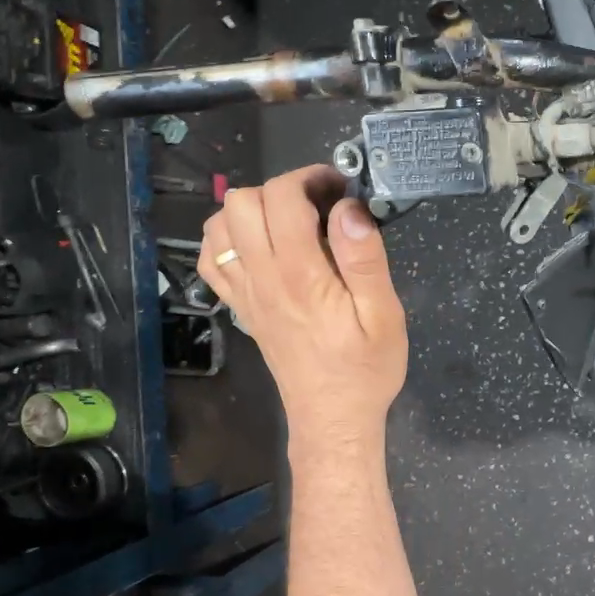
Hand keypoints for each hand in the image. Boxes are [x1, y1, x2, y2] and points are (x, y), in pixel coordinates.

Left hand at [198, 166, 406, 441]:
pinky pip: (210, 258)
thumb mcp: (384, 316)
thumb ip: (365, 259)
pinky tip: (261, 247)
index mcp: (300, 275)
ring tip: (293, 224)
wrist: (333, 416)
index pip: (282, 198)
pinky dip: (228, 238)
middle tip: (321, 206)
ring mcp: (245, 292)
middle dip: (282, 189)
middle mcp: (263, 277)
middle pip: (242, 201)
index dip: (310, 179)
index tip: (341, 189)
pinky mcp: (241, 306)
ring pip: (219, 223)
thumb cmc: (366, 368)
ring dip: (253, 210)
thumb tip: (349, 209)